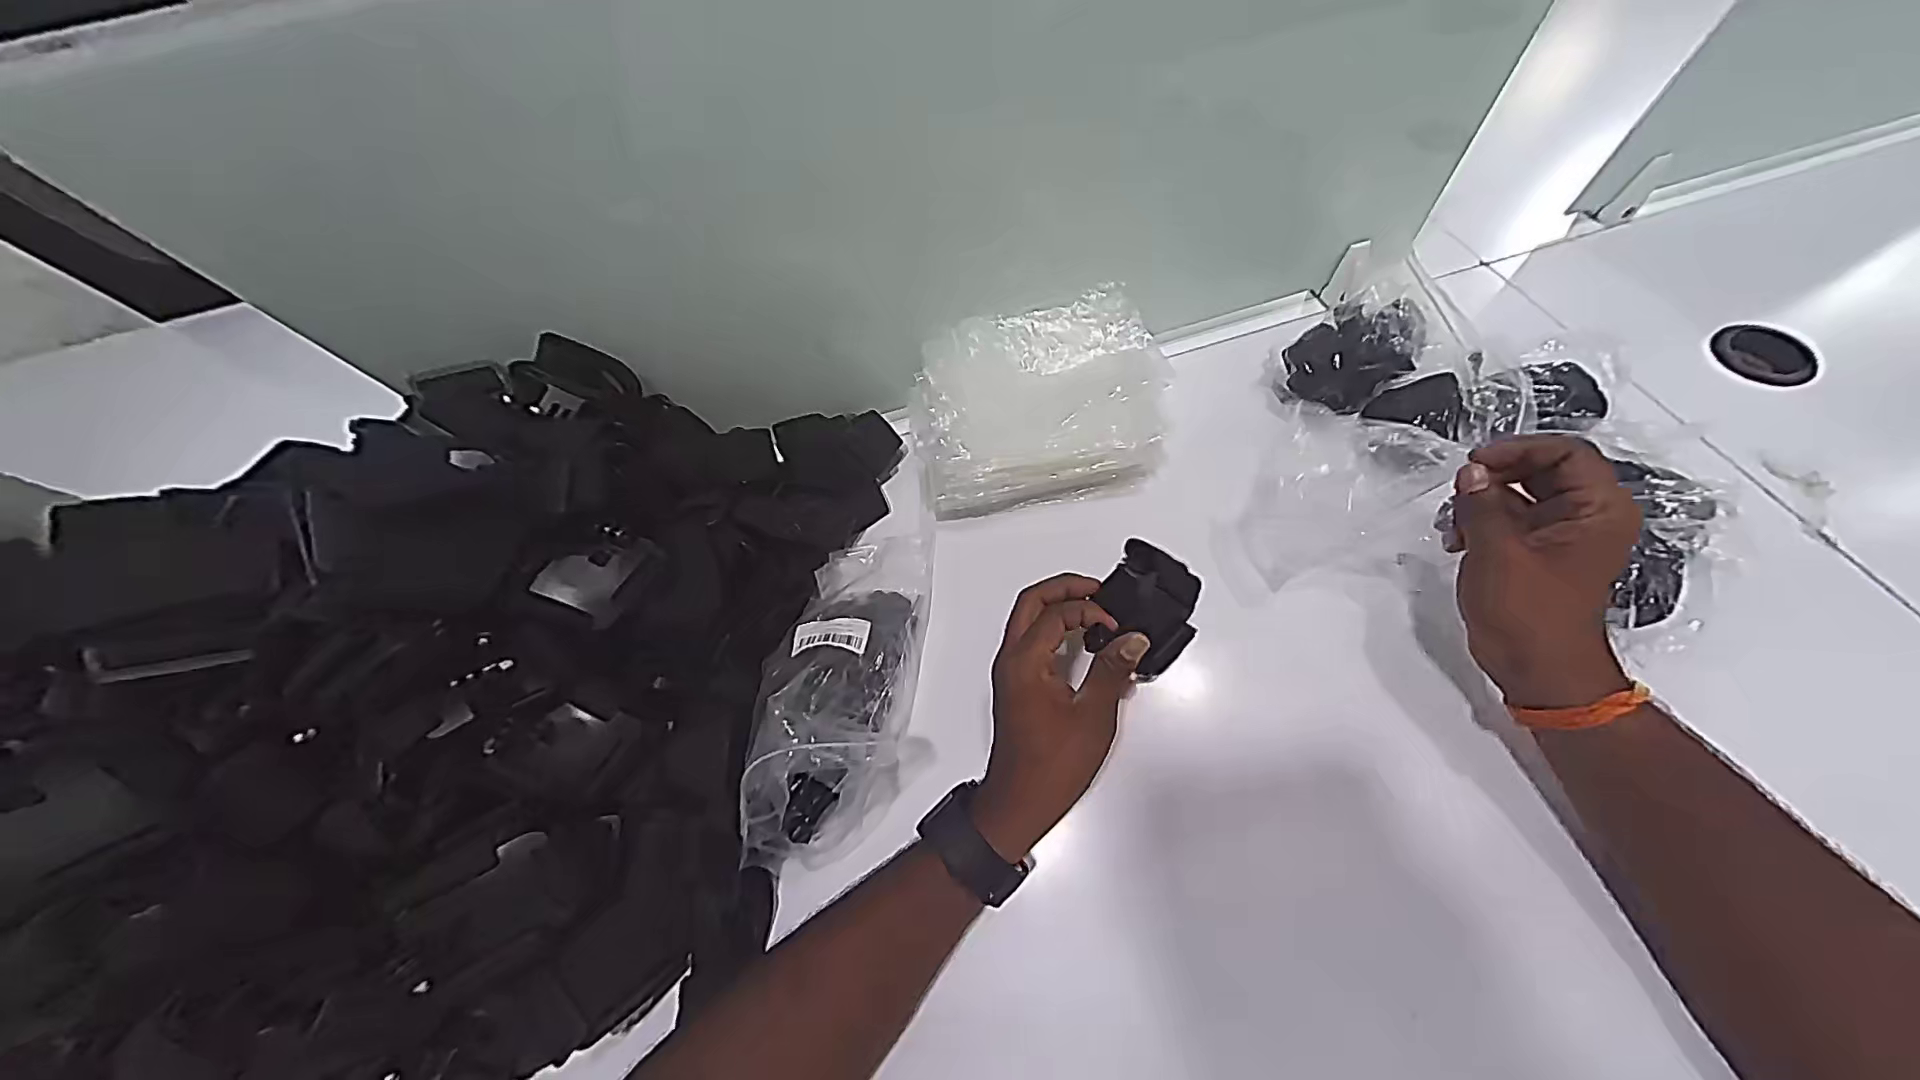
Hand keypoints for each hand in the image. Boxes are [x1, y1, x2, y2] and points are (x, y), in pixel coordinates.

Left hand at [972, 574, 1149, 861]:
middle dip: (1064, 589)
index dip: (1088, 609)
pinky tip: (1080, 642)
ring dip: (1058, 607)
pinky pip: (1031, 641)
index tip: (1114, 624)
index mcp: (1024, 663)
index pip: (1054, 612)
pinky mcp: (1016, 685)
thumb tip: (1130, 640)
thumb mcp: (1093, 716)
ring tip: (1092, 610)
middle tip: (1096, 589)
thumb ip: (1112, 670)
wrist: (1020, 801)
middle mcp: (1011, 662)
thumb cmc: (1046, 769)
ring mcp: (1010, 673)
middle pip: (1031, 602)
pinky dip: (1054, 630)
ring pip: (1027, 619)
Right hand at [1449, 435, 1640, 708]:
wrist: (1537, 666)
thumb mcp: (1499, 551)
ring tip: (1453, 522)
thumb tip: (1471, 473)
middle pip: (1541, 470)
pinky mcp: (1534, 551)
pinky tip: (1456, 538)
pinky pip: (1507, 518)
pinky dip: (1479, 520)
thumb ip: (1482, 505)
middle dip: (1494, 476)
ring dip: (1480, 501)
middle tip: (1459, 489)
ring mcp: (1559, 534)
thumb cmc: (1530, 613)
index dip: (1518, 450)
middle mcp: (1585, 516)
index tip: (1476, 462)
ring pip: (1518, 493)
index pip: (1566, 454)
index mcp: (1598, 510)